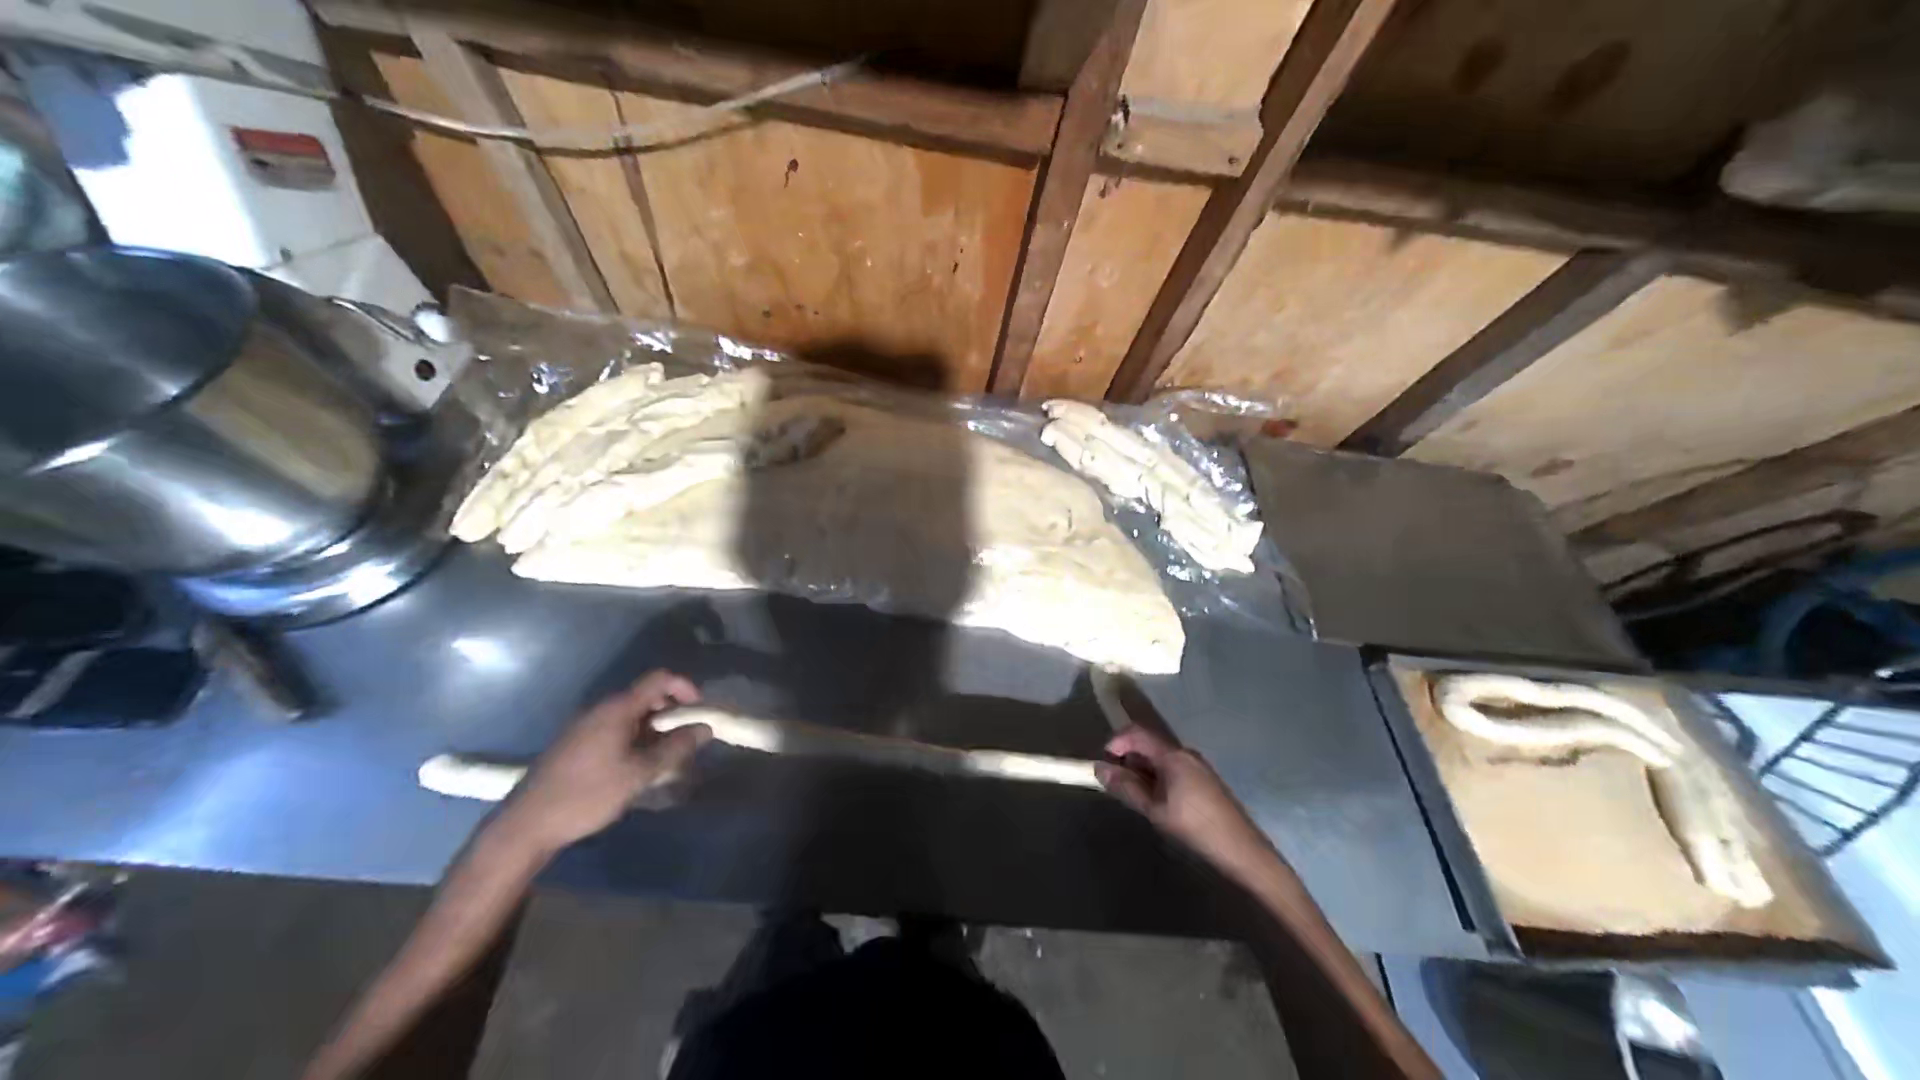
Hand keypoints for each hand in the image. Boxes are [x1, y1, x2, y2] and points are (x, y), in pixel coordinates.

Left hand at [498, 671, 710, 851]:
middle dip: (672, 713)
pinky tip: (637, 767)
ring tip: (665, 757)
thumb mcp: (639, 773)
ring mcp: (586, 726)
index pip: (659, 679)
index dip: (685, 688)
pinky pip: (616, 729)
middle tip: (686, 740)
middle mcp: (601, 709)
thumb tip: (705, 728)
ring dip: (654, 729)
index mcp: (616, 709)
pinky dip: (635, 739)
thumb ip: (675, 748)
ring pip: (631, 715)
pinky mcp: (577, 743)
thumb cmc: (588, 795)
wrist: (527, 824)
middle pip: (646, 696)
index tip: (700, 712)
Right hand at [1096, 725, 1277, 874]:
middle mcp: (1186, 753)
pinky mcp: (1205, 779)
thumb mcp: (1154, 810)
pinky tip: (1160, 802)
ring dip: (1143, 770)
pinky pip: (1174, 768)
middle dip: (1128, 759)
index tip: (1103, 762)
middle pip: (1148, 744)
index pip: (1137, 732)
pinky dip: (1158, 777)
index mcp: (1173, 756)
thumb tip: (1099, 768)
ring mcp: (1198, 765)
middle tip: (1118, 785)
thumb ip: (1126, 787)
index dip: (1116, 741)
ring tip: (1138, 798)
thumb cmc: (1194, 827)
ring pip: (1161, 758)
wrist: (1241, 850)